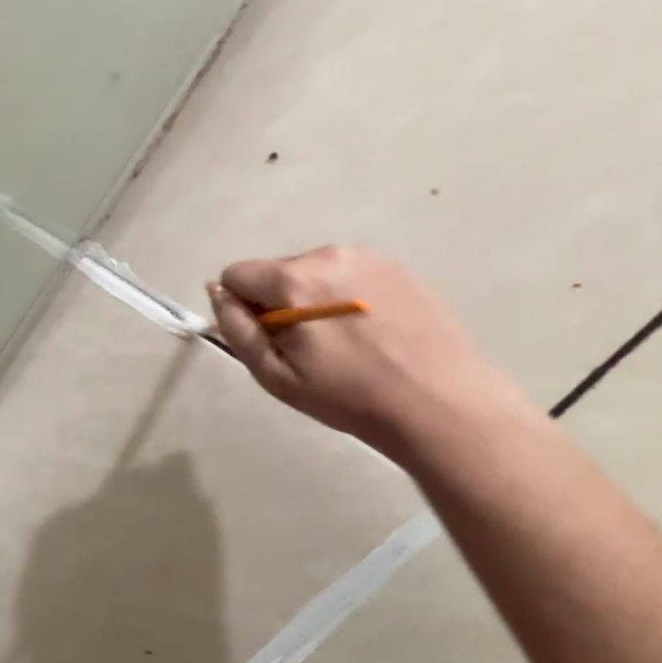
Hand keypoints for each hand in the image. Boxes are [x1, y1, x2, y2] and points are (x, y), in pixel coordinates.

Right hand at [207, 246, 541, 463]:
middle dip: (278, 301)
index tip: (270, 339)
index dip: (242, 307)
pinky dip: (346, 297)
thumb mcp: (274, 374)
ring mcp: (368, 258)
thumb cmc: (349, 396)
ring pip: (312, 272)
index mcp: (293, 280)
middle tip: (309, 347)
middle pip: (275, 271)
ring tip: (343, 341)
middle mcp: (328, 256)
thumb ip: (235, 327)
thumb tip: (218, 293)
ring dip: (312, 298)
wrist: (443, 406)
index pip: (236, 274)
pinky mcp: (399, 268)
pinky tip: (371, 332)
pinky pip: (349, 275)